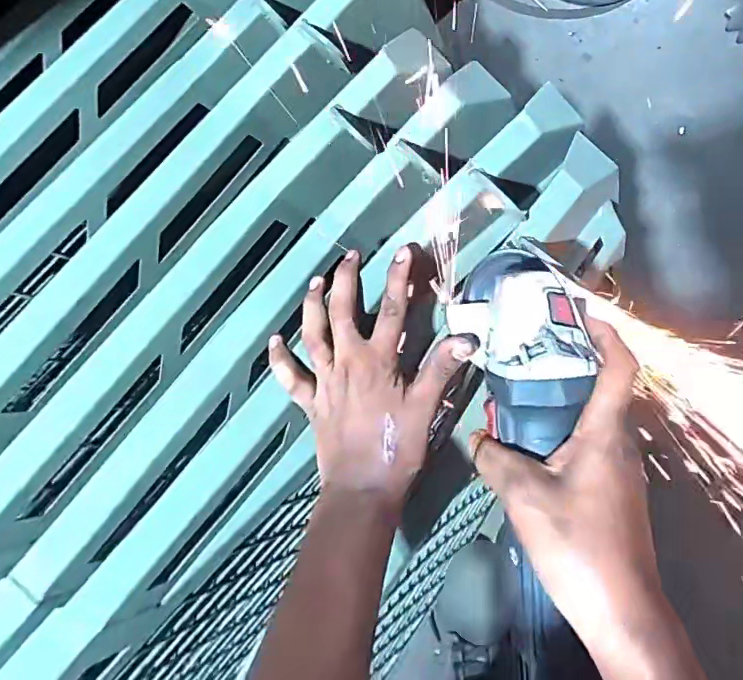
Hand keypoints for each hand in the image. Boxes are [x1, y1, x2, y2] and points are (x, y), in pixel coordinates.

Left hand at [268, 245, 476, 516]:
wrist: (361, 492)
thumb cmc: (397, 448)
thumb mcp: (425, 407)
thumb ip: (442, 368)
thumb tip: (468, 336)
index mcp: (377, 360)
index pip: (391, 309)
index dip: (399, 277)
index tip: (404, 250)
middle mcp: (347, 363)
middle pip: (342, 312)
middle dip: (346, 280)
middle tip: (349, 256)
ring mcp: (325, 382)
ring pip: (313, 335)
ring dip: (313, 306)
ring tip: (316, 281)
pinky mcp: (312, 403)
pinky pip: (292, 377)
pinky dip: (280, 358)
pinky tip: (274, 341)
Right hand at [469, 317, 704, 679]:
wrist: (622, 609)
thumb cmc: (579, 544)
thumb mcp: (525, 497)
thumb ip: (497, 460)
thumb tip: (478, 439)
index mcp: (605, 430)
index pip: (621, 366)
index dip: (608, 334)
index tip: (582, 316)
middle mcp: (620, 440)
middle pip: (604, 386)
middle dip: (573, 364)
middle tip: (534, 353)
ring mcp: (622, 467)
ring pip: (596, 417)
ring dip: (566, 401)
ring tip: (526, 398)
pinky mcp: (617, 490)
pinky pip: (593, 444)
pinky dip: (567, 432)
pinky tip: (537, 449)